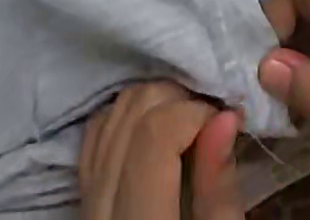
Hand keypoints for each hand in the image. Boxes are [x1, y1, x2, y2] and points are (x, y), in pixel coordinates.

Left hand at [78, 82, 243, 219]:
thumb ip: (220, 189)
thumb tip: (225, 116)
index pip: (155, 134)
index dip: (196, 112)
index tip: (228, 121)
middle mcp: (100, 212)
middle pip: (132, 113)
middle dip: (179, 100)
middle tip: (212, 122)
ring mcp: (85, 204)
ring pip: (112, 114)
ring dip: (155, 101)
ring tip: (188, 124)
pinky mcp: (82, 200)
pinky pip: (96, 134)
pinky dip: (127, 117)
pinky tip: (156, 131)